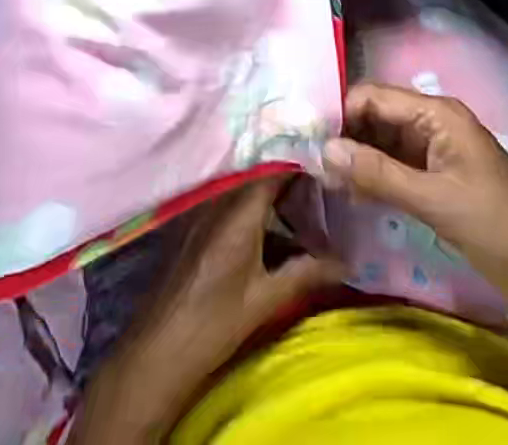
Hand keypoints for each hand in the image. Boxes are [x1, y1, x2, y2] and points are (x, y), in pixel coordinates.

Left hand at [71, 176, 343, 442]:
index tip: (323, 162)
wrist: (161, 346)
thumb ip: (306, 273)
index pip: (270, 169)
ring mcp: (200, 212)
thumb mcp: (267, 298)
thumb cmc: (215, 322)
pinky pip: (226, 202)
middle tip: (318, 184)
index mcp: (236, 213)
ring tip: (301, 206)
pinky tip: (270, 229)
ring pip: (240, 188)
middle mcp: (215, 202)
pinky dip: (250, 208)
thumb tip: (345, 262)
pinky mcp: (192, 226)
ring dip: (268, 193)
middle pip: (254, 174)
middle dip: (286, 176)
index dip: (297, 161)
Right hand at [321, 83, 507, 300]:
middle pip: (373, 116)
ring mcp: (433, 151)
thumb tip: (322, 148)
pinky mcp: (435, 178)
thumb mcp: (435, 200)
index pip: (372, 97)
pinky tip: (348, 192)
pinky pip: (392, 166)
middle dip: (342, 135)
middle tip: (307, 163)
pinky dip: (370, 176)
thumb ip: (377, 173)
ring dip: (353, 157)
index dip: (337, 113)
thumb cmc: (501, 228)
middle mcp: (431, 123)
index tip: (304, 139)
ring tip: (321, 180)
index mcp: (437, 114)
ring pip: (379, 142)